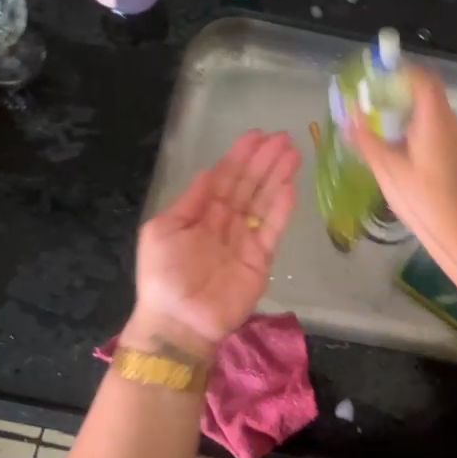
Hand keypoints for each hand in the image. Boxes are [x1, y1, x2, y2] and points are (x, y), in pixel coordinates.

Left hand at [130, 129, 299, 354]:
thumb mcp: (163, 230)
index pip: (225, 177)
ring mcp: (245, 239)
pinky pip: (273, 229)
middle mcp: (226, 221)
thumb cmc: (163, 275)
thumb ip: (190, 201)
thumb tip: (208, 172)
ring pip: (264, 200)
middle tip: (284, 137)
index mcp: (201, 212)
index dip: (240, 156)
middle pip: (249, 184)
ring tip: (293, 154)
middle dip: (265, 160)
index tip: (257, 135)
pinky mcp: (260, 259)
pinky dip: (282, 209)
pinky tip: (290, 187)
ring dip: (278, 176)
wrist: (177, 322)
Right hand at [347, 68, 456, 246]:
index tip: (377, 78)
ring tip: (381, 118)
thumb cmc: (420, 198)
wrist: (455, 231)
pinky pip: (436, 123)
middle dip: (400, 88)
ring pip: (432, 108)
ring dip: (408, 106)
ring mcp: (456, 137)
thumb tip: (347, 114)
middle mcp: (449, 123)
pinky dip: (417, 122)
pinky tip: (398, 141)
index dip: (401, 72)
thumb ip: (366, 138)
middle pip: (428, 91)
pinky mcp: (455, 151)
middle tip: (374, 97)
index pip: (423, 79)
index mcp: (434, 121)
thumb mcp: (386, 168)